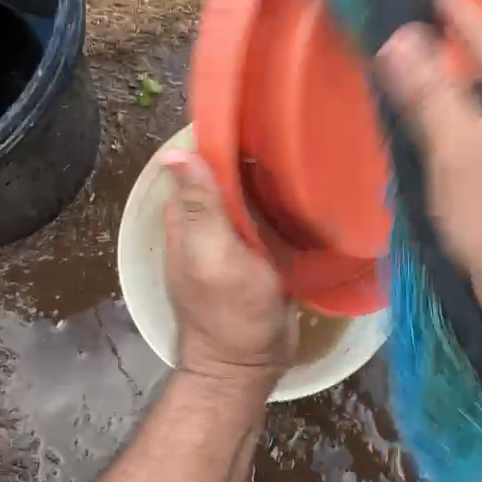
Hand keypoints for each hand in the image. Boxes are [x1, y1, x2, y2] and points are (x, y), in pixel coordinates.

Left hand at [160, 152, 295, 393]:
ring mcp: (231, 237)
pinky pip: (266, 216)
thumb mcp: (214, 257)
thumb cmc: (231, 313)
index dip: (220, 134)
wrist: (248, 367)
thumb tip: (174, 153)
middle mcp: (205, 221)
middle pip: (225, 172)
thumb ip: (200, 208)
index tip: (256, 114)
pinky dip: (281, 202)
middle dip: (251, 151)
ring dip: (268, 176)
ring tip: (305, 153)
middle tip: (292, 131)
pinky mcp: (256, 252)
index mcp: (187, 216)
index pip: (196, 159)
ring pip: (247, 193)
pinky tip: (306, 192)